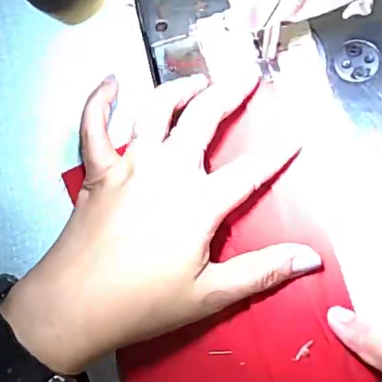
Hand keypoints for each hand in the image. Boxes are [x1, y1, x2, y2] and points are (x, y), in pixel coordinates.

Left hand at [0, 74, 321, 374]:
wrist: (72, 306)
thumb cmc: (141, 303)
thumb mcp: (210, 294)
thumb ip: (262, 271)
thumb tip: (309, 258)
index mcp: (198, 202)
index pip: (251, 169)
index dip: (278, 151)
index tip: (297, 133)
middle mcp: (165, 171)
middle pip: (203, 118)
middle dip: (230, 92)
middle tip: (247, 75)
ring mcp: (128, 165)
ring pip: (154, 109)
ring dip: (178, 88)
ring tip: (196, 80)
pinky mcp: (98, 171)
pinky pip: (94, 125)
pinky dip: (100, 100)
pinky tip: (109, 83)